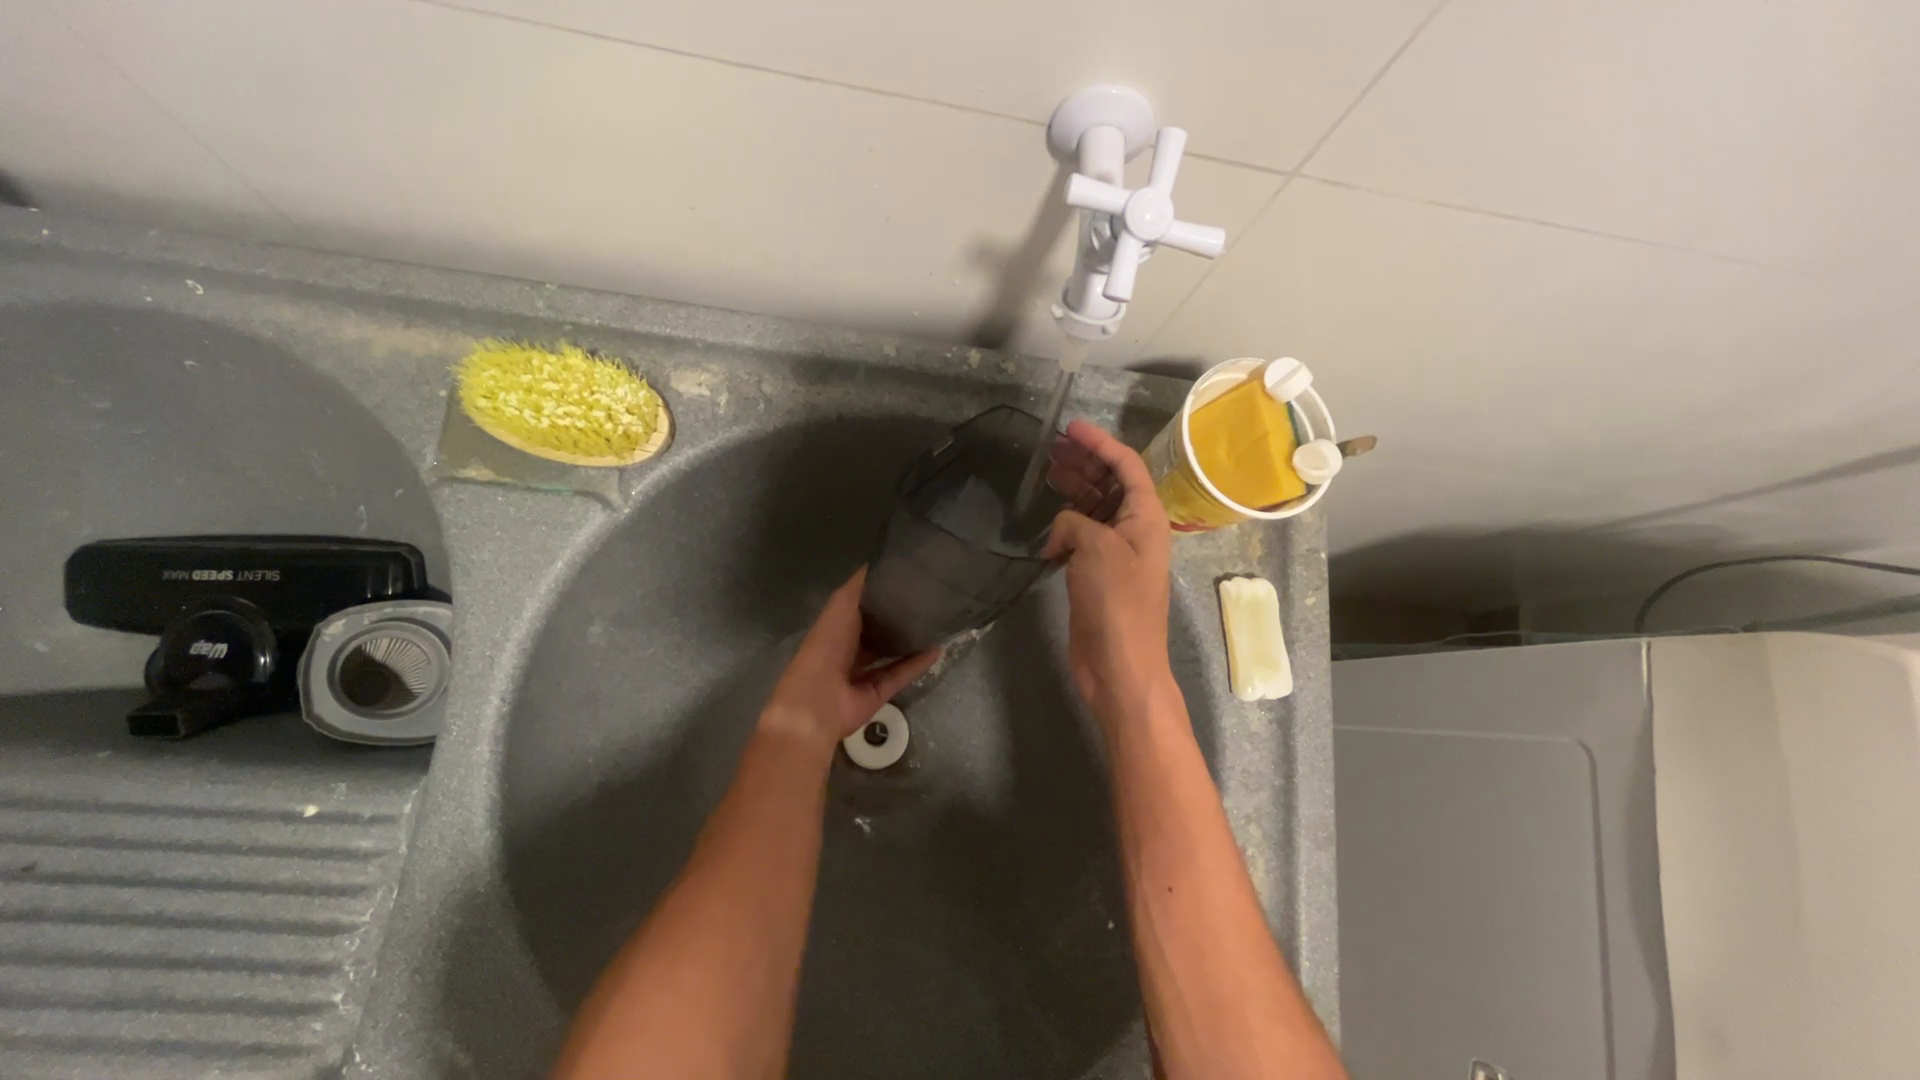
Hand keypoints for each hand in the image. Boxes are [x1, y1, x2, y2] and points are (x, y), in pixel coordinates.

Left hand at [759, 567, 940, 755]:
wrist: (816, 703)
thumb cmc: (824, 648)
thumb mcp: (840, 608)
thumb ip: (858, 587)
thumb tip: (877, 562)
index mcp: (835, 628)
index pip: (861, 607)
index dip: (881, 593)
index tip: (907, 577)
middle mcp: (849, 649)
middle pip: (877, 631)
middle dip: (897, 618)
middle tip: (928, 599)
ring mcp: (863, 673)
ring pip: (890, 654)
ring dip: (910, 641)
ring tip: (936, 623)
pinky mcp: (878, 692)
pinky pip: (900, 675)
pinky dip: (917, 664)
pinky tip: (937, 649)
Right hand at [1041, 420, 1175, 727]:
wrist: (1119, 667)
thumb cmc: (1117, 605)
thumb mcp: (1097, 549)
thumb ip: (1076, 522)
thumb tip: (1060, 530)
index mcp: (1147, 518)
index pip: (1127, 466)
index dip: (1100, 444)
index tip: (1070, 427)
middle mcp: (1135, 531)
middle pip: (1110, 484)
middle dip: (1084, 463)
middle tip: (1050, 447)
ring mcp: (1115, 554)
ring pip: (1094, 510)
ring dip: (1072, 491)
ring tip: (1043, 473)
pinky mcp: (1096, 576)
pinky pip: (1080, 538)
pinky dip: (1063, 527)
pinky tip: (1043, 525)